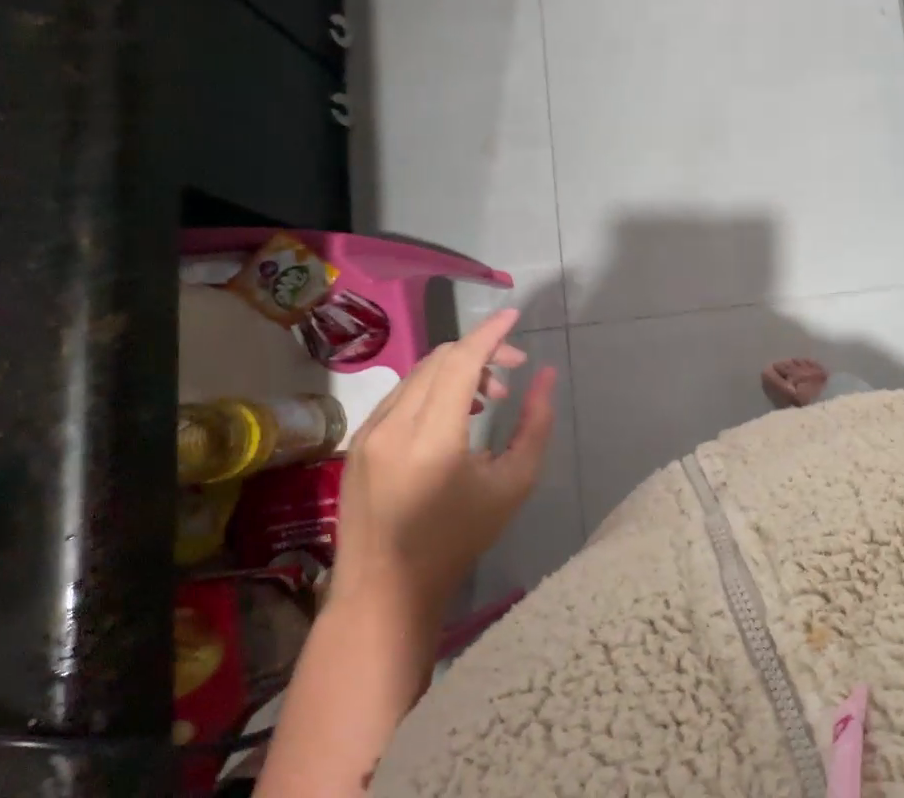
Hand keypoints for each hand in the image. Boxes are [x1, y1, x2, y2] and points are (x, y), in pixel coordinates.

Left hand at [332, 309, 556, 622]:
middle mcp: (392, 424)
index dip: (490, 333)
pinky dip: (433, 389)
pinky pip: (400, 396)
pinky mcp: (358, 444)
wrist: (386, 588)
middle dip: (480, 351)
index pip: (460, 361)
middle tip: (515, 370)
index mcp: (432, 435)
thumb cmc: (458, 538)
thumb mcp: (513, 483)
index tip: (515, 316)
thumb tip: (545, 377)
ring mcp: (368, 433)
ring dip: (456, 370)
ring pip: (416, 375)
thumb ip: (535, 425)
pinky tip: (454, 415)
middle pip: (437, 360)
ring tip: (490, 396)